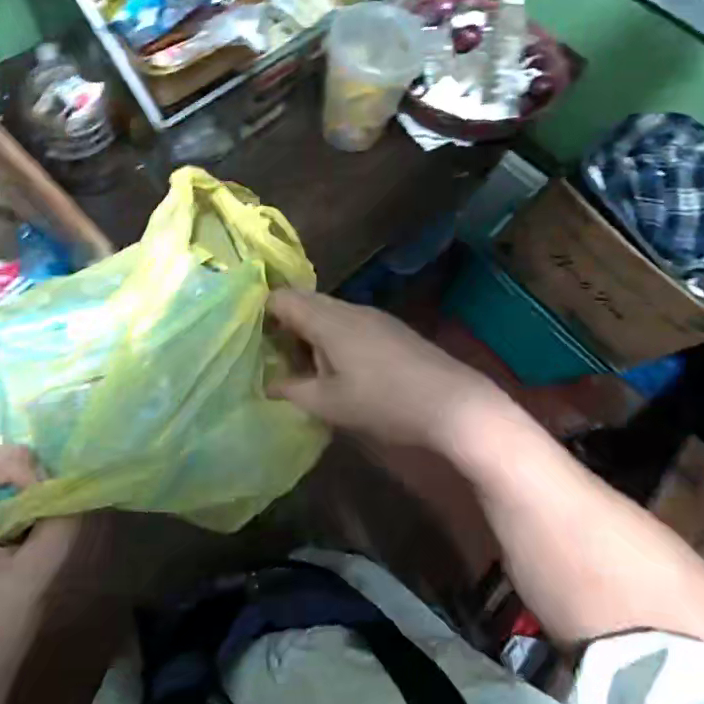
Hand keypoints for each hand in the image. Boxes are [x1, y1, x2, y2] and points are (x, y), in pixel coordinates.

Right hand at [265, 289, 505, 452]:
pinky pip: (347, 322)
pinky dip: (331, 337)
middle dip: (284, 324)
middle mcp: (347, 308)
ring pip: (327, 313)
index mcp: (327, 319)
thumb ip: (292, 390)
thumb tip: (268, 384)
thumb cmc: (384, 401)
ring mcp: (372, 316)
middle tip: (270, 355)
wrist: (454, 403)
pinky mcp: (389, 329)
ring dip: (309, 333)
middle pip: (304, 302)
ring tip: (302, 367)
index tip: (250, 339)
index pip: (282, 298)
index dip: (260, 313)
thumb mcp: (329, 404)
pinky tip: (337, 369)